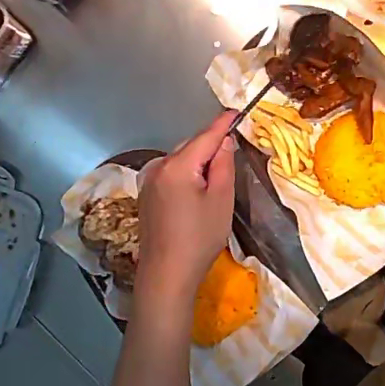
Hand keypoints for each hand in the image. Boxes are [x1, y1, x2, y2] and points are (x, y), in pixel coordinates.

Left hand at [137, 112, 237, 302]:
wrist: (166, 274)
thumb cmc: (199, 238)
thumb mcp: (221, 200)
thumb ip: (223, 164)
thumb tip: (224, 141)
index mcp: (178, 165)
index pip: (205, 136)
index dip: (223, 124)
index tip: (237, 111)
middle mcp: (158, 167)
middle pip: (190, 146)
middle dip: (211, 144)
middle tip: (234, 150)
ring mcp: (149, 181)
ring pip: (180, 159)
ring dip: (198, 160)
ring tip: (217, 174)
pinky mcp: (146, 195)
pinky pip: (171, 173)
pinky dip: (186, 172)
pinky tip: (197, 188)